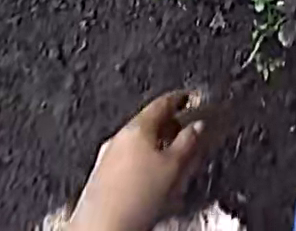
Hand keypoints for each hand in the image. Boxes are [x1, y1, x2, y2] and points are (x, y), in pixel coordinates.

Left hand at [67, 91, 208, 230]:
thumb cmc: (136, 198)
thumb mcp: (173, 167)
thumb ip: (188, 141)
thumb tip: (197, 126)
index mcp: (136, 127)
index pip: (162, 103)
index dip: (179, 99)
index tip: (189, 98)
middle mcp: (118, 138)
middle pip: (148, 123)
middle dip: (168, 126)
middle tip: (183, 130)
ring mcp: (105, 160)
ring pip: (136, 144)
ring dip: (154, 146)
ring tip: (169, 158)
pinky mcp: (98, 181)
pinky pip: (126, 162)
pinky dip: (141, 163)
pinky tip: (148, 178)